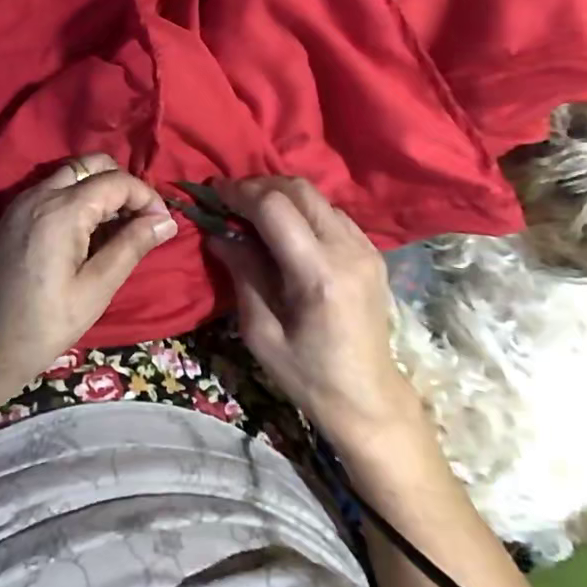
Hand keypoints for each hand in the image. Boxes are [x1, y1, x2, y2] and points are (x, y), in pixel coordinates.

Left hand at [0, 154, 177, 378]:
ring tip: (120, 229)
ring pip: (71, 176)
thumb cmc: (44, 324)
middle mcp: (39, 195)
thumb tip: (166, 221)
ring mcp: (21, 203)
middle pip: (90, 166)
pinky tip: (90, 234)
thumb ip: (131, 246)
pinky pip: (53, 191)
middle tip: (141, 221)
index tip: (163, 225)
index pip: (116, 181)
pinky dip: (78, 199)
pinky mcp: (13, 217)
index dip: (146, 197)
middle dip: (122, 185)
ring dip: (100, 191)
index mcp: (60, 210)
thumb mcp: (95, 289)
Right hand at [206, 177, 420, 441]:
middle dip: (258, 187)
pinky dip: (303, 210)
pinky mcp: (372, 253)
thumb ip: (243, 274)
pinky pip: (332, 214)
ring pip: (317, 197)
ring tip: (252, 212)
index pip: (274, 208)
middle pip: (299, 190)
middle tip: (229, 200)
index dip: (239, 194)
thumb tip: (218, 234)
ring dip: (280, 196)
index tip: (213, 195)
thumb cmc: (308, 376)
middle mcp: (348, 251)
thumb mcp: (261, 332)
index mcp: (318, 274)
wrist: (368, 399)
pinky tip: (284, 230)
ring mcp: (366, 249)